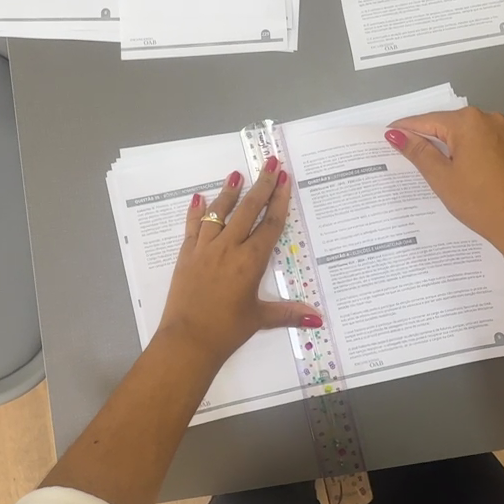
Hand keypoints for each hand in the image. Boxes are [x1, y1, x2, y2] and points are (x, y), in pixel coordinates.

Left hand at [154, 156, 321, 367]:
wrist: (187, 340)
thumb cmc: (227, 330)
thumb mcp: (260, 318)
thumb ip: (289, 312)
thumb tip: (318, 319)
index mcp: (251, 261)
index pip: (269, 224)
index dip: (279, 200)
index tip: (284, 179)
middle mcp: (229, 248)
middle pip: (248, 210)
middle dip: (261, 185)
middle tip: (270, 163)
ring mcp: (205, 248)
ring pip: (219, 213)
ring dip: (229, 192)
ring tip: (236, 173)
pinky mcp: (186, 254)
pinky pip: (192, 227)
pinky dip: (195, 212)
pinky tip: (198, 198)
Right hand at [386, 108, 503, 251]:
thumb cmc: (479, 201)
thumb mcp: (442, 177)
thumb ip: (418, 151)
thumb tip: (395, 134)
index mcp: (468, 122)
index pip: (426, 121)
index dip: (404, 129)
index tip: (386, 136)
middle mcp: (488, 120)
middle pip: (447, 125)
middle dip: (427, 138)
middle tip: (404, 153)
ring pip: (465, 135)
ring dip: (448, 146)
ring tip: (429, 165)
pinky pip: (481, 144)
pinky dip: (466, 153)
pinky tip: (459, 171)